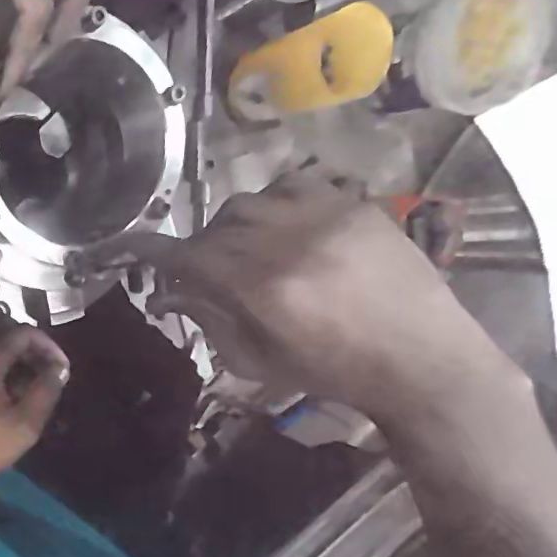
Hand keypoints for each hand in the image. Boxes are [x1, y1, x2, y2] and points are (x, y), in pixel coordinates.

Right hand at [144, 176, 522, 422]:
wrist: (424, 361)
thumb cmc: (335, 372)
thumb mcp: (260, 360)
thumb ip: (210, 320)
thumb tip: (166, 295)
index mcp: (263, 288)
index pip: (191, 256)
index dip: (154, 250)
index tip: (132, 248)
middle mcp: (289, 243)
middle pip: (216, 227)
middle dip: (198, 247)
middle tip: (202, 270)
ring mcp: (325, 218)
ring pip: (249, 201)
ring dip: (232, 224)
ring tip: (244, 247)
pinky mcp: (354, 207)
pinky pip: (294, 185)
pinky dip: (272, 201)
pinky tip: (281, 224)